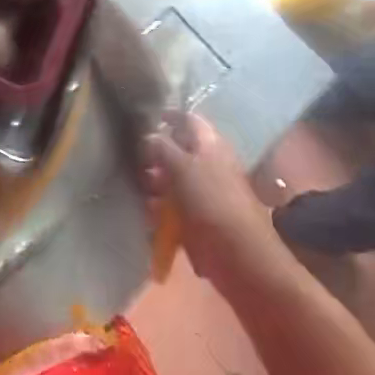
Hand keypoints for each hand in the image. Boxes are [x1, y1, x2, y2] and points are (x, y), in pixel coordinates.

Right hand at [142, 112, 294, 290]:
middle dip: (154, 155)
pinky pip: (175, 207)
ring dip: (155, 184)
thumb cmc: (211, 202)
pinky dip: (161, 209)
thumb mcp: (181, 166)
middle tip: (134, 161)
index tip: (143, 120)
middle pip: (178, 150)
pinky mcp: (201, 219)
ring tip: (138, 191)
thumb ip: (161, 146)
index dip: (168, 116)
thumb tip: (147, 136)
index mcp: (210, 145)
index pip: (188, 119)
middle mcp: (209, 164)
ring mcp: (207, 193)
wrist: (241, 258)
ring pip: (173, 179)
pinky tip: (148, 214)